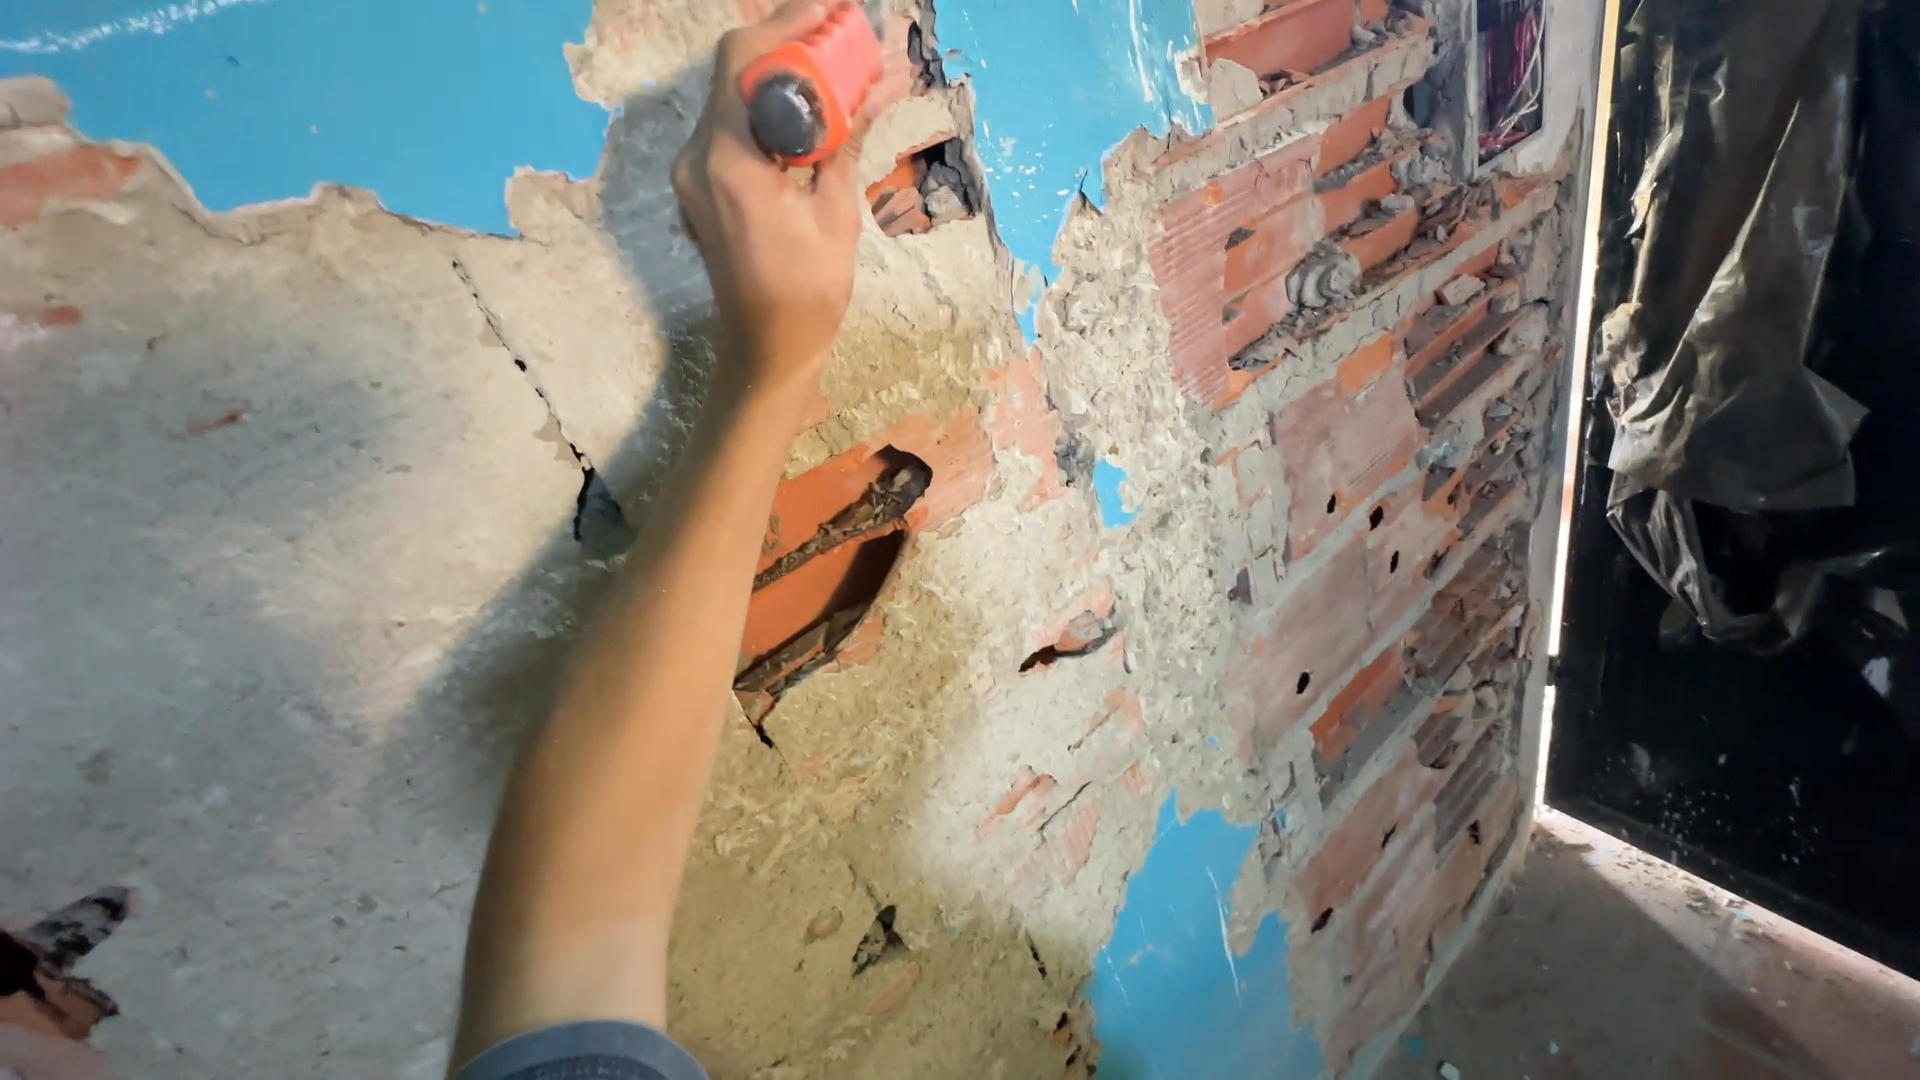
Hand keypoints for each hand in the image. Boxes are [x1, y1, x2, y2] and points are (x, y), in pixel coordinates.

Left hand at [671, 1, 909, 389]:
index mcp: (729, 162)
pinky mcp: (701, 186)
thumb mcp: (836, 218)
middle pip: (733, 71)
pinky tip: (806, 115)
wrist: (767, 348)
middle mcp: (697, 157)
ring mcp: (693, 172)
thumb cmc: (807, 295)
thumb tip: (874, 89)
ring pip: (731, 97)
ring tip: (831, 71)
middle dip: (787, 45)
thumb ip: (845, 146)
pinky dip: (768, 113)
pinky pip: (732, 129)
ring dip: (778, 78)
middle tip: (838, 37)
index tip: (833, 15)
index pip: (744, 60)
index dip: (788, 26)